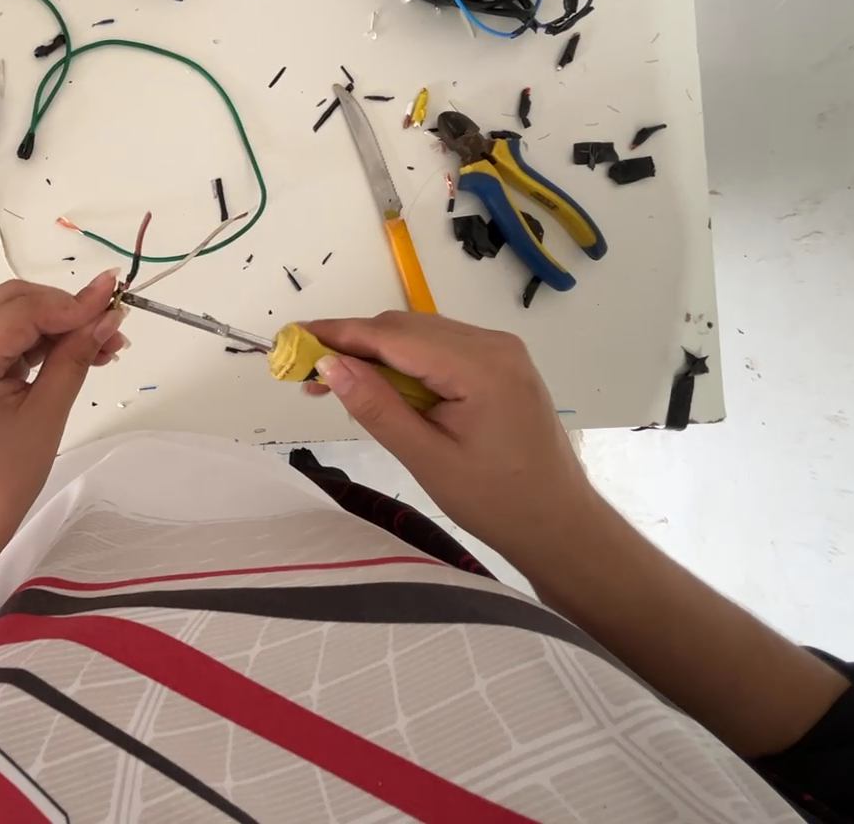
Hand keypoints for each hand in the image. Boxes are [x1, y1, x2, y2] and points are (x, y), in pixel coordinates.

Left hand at [0, 272, 126, 546]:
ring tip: (103, 344)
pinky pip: (7, 334)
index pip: (22, 311)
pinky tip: (77, 350)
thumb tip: (107, 317)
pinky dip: (43, 338)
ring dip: (58, 322)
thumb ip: (75, 358)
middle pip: (14, 301)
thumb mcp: (46, 415)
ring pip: (13, 313)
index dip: (72, 303)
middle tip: (112, 326)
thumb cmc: (1, 478)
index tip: (116, 299)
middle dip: (65, 309)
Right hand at [302, 312, 601, 560]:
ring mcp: (498, 350)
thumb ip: (375, 406)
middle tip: (308, 376)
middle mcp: (492, 344)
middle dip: (351, 345)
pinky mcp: (497, 362)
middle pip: (403, 328)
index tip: (293, 337)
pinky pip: (435, 347)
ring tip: (336, 384)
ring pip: (416, 334)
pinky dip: (399, 361)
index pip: (393, 336)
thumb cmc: (496, 501)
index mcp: (481, 367)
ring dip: (373, 353)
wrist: (560, 524)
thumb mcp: (425, 458)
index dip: (338, 334)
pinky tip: (379, 387)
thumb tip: (327, 365)